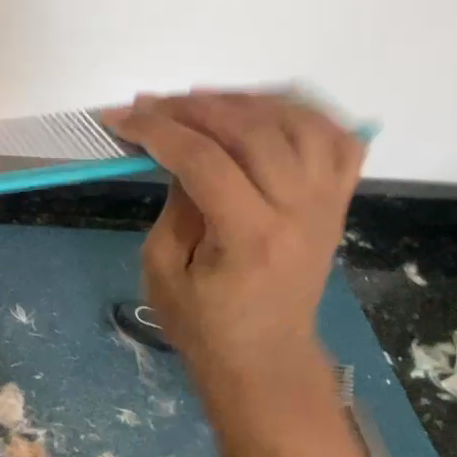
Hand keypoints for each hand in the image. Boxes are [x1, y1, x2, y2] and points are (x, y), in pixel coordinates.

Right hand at [104, 92, 364, 377]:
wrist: (263, 355)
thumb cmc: (201, 322)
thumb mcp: (162, 269)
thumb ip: (174, 208)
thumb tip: (178, 158)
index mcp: (249, 235)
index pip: (204, 160)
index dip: (157, 131)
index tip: (119, 118)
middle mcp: (299, 211)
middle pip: (253, 131)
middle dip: (193, 108)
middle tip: (150, 103)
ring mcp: (327, 202)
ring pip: (299, 123)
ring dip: (245, 101)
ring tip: (199, 101)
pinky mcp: (337, 202)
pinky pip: (336, 139)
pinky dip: (303, 114)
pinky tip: (261, 111)